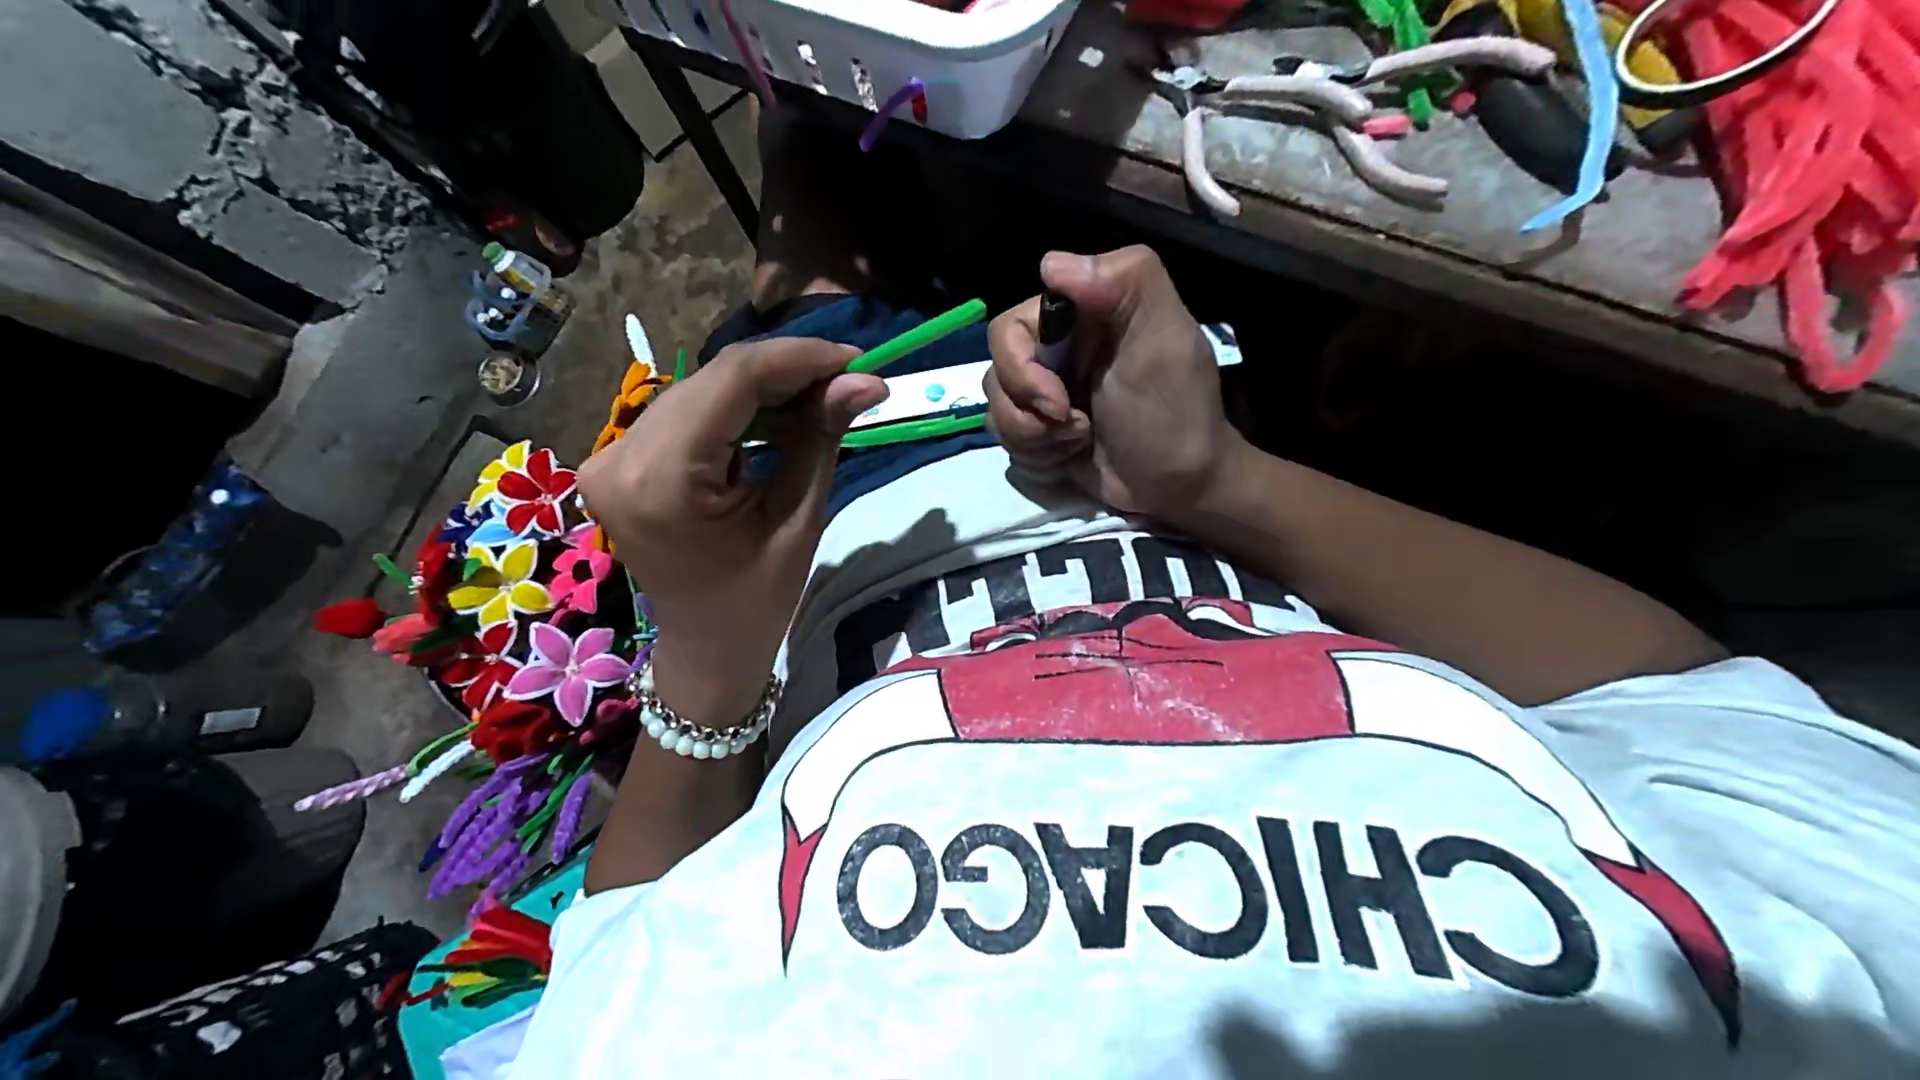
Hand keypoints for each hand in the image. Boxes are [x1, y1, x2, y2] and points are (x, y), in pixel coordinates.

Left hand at [578, 338, 886, 722]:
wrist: (706, 648)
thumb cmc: (757, 601)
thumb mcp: (798, 520)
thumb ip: (820, 439)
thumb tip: (865, 380)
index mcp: (661, 480)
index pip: (732, 379)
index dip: (799, 358)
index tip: (855, 358)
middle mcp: (619, 456)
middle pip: (713, 378)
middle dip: (786, 371)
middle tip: (846, 380)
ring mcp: (610, 456)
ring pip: (700, 389)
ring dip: (764, 387)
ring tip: (821, 399)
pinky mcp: (618, 460)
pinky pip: (686, 412)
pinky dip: (737, 408)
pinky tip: (777, 417)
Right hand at [985, 247, 1248, 520]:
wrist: (1179, 486)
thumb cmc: (1174, 412)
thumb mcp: (1165, 339)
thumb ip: (1127, 282)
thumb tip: (1050, 263)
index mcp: (1081, 318)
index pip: (1009, 329)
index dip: (1020, 368)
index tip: (1058, 401)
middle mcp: (1056, 350)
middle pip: (996, 373)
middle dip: (1028, 412)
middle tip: (1076, 429)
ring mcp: (1045, 394)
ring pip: (997, 410)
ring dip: (1034, 438)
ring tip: (1078, 443)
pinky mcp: (1041, 431)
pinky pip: (1007, 440)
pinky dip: (1036, 457)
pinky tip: (1070, 458)